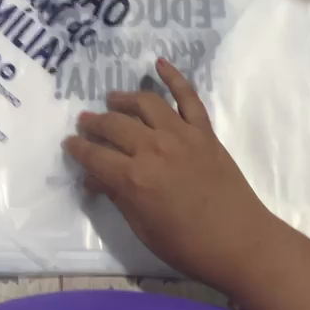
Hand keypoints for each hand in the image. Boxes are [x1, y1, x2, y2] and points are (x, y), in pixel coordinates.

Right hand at [63, 58, 292, 296]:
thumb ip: (117, 197)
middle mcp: (153, 148)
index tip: (69, 143)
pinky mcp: (203, 131)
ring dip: (125, 99)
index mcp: (134, 178)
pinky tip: (160, 63)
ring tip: (113, 100)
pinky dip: (174, 77)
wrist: (241, 243)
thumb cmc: (188, 246)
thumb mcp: (143, 228)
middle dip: (95, 123)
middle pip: (115, 125)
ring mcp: (180, 135)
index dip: (78, 149)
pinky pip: (188, 97)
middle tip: (85, 122)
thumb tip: (94, 179)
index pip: (95, 155)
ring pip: (146, 104)